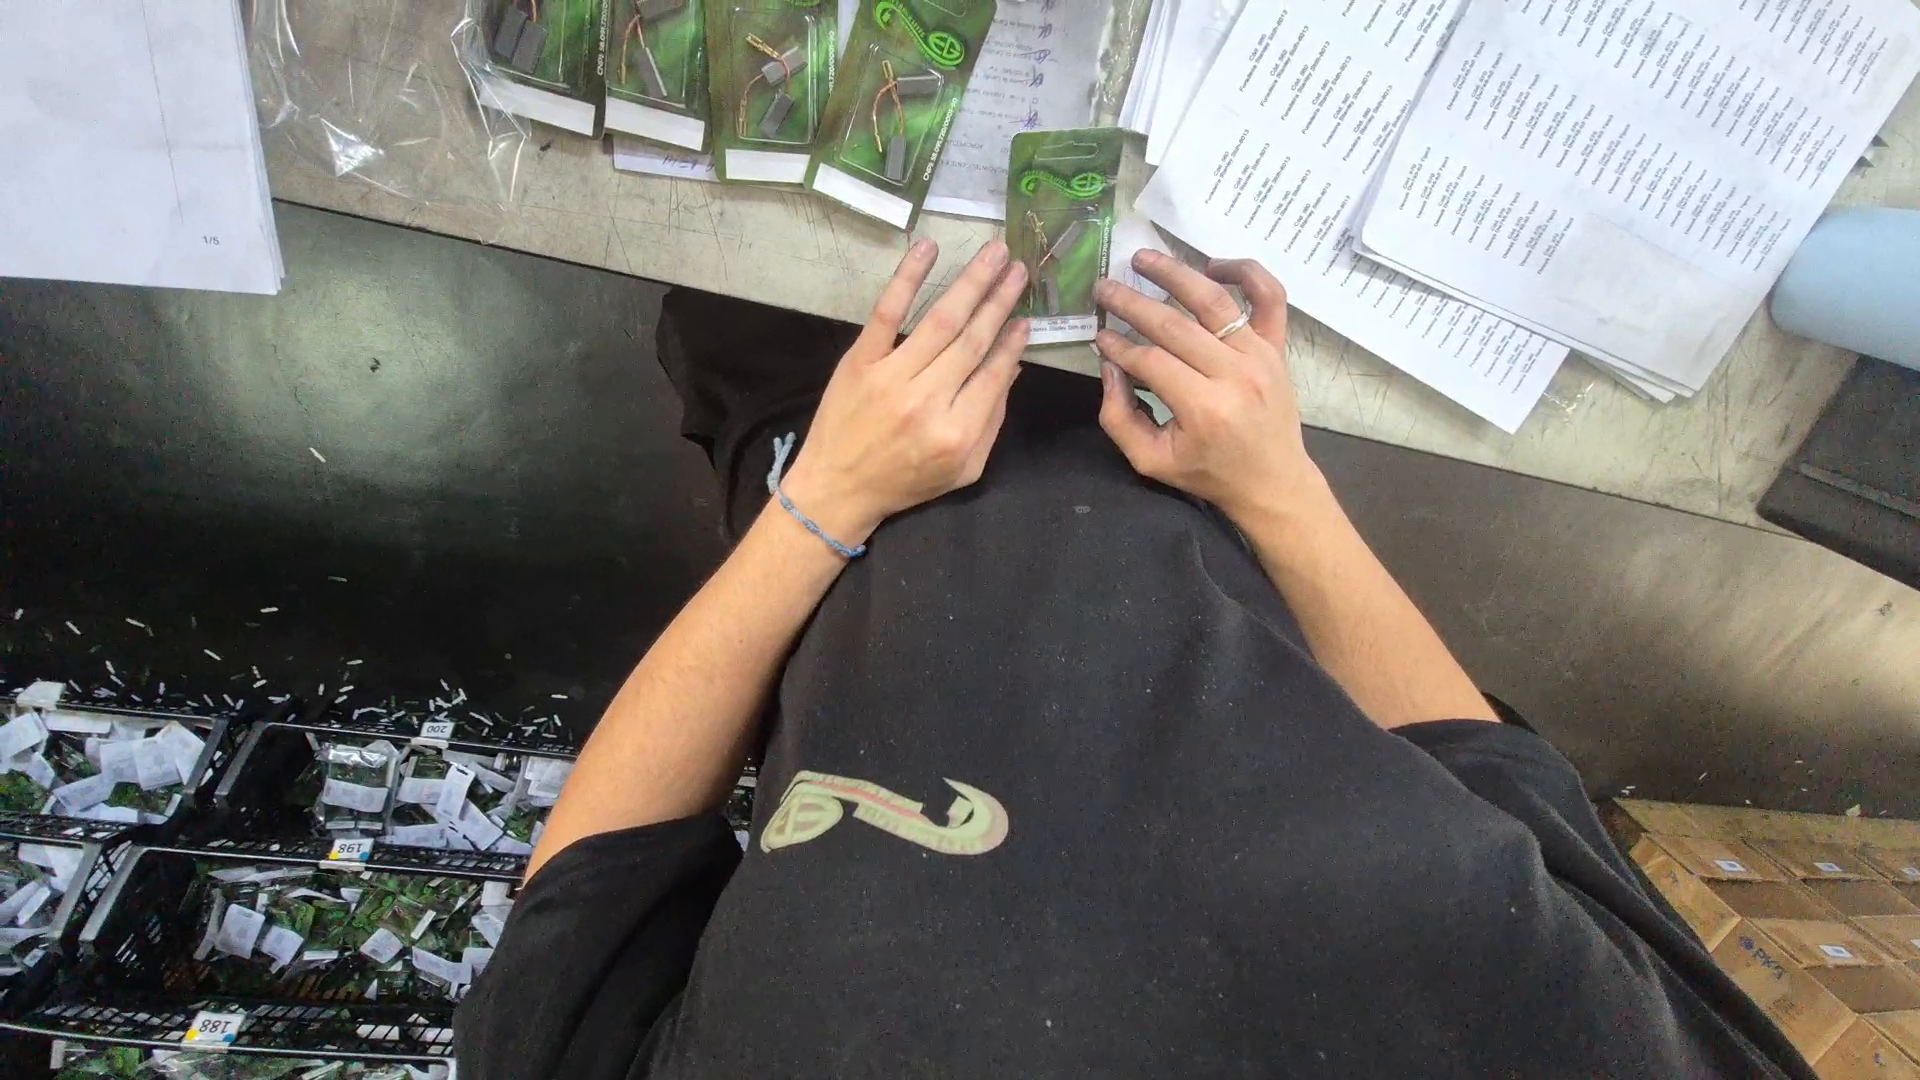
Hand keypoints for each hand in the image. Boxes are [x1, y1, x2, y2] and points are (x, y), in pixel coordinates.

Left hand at [779, 239, 1028, 546]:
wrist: (838, 488)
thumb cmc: (905, 482)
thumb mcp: (963, 470)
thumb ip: (991, 422)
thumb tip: (1012, 370)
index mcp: (958, 432)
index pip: (994, 374)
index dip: (1013, 342)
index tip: (1027, 318)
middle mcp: (928, 400)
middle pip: (973, 340)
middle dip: (1000, 301)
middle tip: (1019, 267)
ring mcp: (892, 377)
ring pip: (940, 321)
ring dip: (971, 283)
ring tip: (994, 253)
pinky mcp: (860, 361)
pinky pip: (888, 313)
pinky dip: (908, 279)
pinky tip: (929, 249)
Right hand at [1093, 253, 1322, 521]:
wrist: (1271, 481)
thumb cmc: (1207, 473)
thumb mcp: (1150, 460)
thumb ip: (1119, 418)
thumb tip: (1110, 368)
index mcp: (1202, 408)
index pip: (1150, 362)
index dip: (1118, 346)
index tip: (1098, 335)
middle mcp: (1234, 375)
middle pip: (1175, 325)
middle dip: (1132, 304)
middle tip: (1103, 287)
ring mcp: (1260, 356)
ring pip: (1215, 301)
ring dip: (1176, 273)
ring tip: (1144, 258)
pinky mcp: (1278, 347)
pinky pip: (1269, 297)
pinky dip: (1245, 272)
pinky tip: (1212, 266)